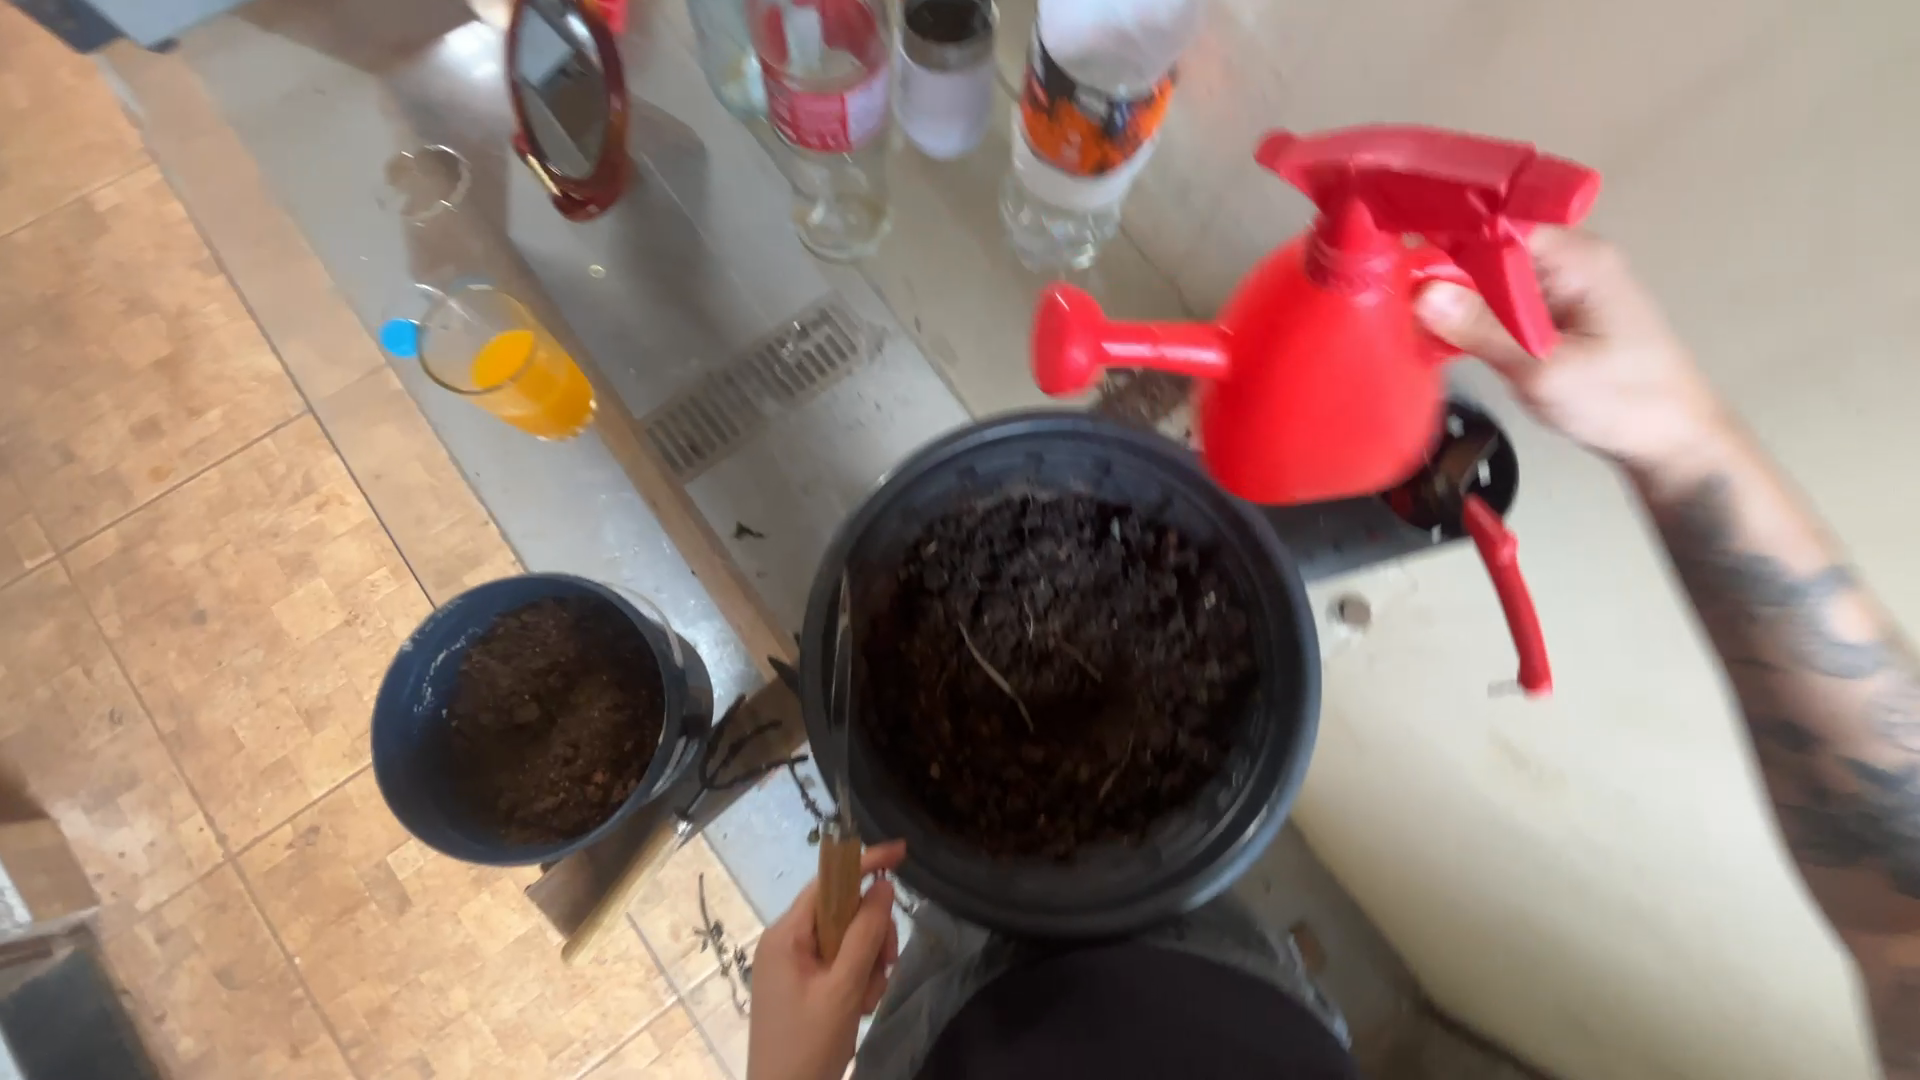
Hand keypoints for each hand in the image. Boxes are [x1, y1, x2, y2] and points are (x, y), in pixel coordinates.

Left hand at [746, 840, 906, 1079]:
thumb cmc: (807, 1048)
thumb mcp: (843, 990)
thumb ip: (865, 935)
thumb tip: (883, 886)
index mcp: (786, 935)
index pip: (829, 880)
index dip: (865, 862)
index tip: (902, 852)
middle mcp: (786, 941)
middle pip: (842, 910)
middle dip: (872, 932)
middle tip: (889, 963)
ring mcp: (793, 964)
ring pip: (846, 937)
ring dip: (868, 961)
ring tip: (870, 998)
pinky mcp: (801, 984)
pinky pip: (838, 962)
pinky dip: (858, 978)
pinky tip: (861, 1006)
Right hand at [1414, 226, 1732, 483]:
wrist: (1668, 437)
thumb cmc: (1618, 400)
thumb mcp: (1544, 368)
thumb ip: (1482, 330)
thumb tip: (1421, 292)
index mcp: (1577, 259)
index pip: (1499, 224)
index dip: (1446, 233)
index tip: (1391, 253)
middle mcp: (1566, 262)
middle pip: (1487, 248)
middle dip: (1438, 267)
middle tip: (1382, 294)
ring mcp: (1555, 288)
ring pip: (1485, 277)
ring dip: (1445, 295)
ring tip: (1395, 313)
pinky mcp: (1544, 314)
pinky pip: (1492, 302)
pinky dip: (1461, 316)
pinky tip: (1430, 334)